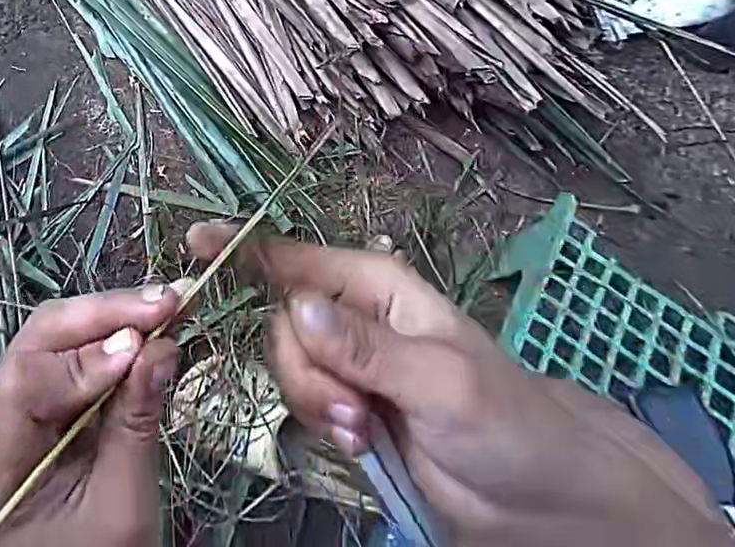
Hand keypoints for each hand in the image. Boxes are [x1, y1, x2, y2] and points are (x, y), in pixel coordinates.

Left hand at [0, 285, 183, 546]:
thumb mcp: (122, 503)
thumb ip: (136, 421)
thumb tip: (160, 345)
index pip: (26, 380)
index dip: (84, 356)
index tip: (141, 344)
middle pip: (40, 340)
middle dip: (105, 315)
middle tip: (166, 302)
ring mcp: (16, 399)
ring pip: (57, 334)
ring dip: (114, 316)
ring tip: (166, 306)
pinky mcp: (44, 391)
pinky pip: (73, 347)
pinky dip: (114, 331)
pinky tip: (149, 322)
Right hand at [188, 223, 731, 546]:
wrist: (536, 494)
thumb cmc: (504, 419)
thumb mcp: (442, 381)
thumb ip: (367, 348)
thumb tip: (297, 310)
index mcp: (375, 285)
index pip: (298, 256)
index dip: (245, 246)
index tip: (197, 241)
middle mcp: (353, 313)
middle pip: (284, 322)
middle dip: (307, 370)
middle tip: (354, 411)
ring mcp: (348, 360)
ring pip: (289, 364)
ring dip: (317, 402)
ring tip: (365, 431)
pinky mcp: (346, 402)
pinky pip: (304, 400)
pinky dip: (322, 422)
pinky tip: (363, 442)